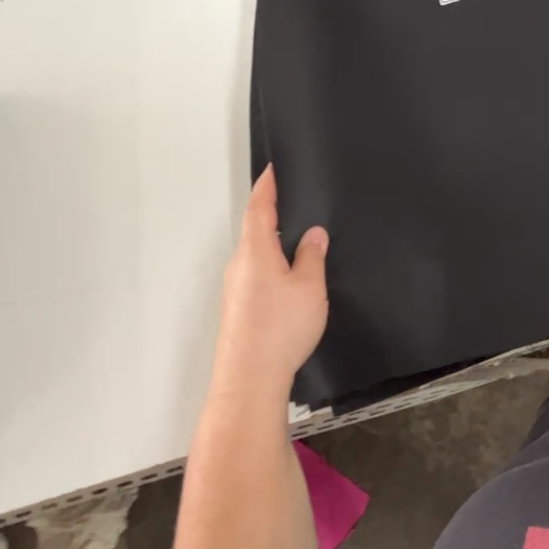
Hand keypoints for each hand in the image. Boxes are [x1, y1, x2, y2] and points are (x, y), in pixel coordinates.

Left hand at [212, 166, 328, 397]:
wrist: (249, 379)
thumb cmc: (280, 327)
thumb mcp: (309, 286)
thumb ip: (312, 255)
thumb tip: (313, 234)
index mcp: (255, 252)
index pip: (258, 209)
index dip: (266, 187)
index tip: (271, 170)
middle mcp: (239, 266)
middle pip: (253, 232)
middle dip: (270, 216)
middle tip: (290, 201)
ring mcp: (235, 290)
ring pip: (254, 256)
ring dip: (271, 244)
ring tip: (295, 239)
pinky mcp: (238, 311)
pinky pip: (255, 276)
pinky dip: (270, 266)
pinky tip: (287, 279)